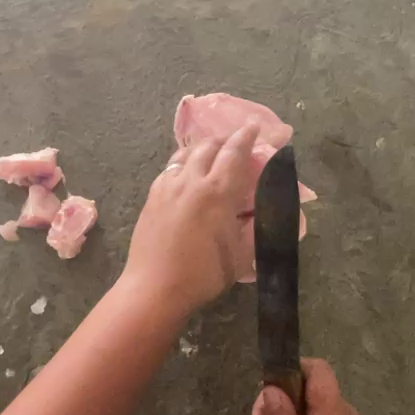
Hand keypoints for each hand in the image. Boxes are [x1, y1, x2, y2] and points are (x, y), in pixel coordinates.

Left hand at [119, 123, 259, 316]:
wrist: (154, 287)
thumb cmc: (203, 275)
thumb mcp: (241, 256)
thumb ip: (254, 230)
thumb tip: (262, 213)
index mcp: (218, 191)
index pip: (236, 152)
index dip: (248, 136)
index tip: (257, 126)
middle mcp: (192, 180)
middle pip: (210, 146)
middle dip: (226, 139)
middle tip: (238, 141)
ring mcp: (167, 186)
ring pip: (186, 153)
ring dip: (204, 148)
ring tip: (212, 152)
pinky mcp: (152, 197)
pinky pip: (170, 169)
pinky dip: (184, 163)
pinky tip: (187, 174)